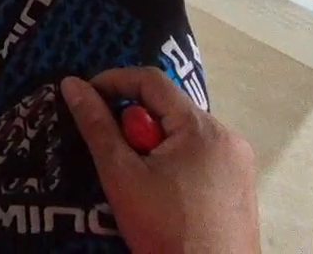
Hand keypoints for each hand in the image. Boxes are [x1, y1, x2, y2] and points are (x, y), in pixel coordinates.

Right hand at [61, 69, 260, 253]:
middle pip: (167, 106)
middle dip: (132, 120)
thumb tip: (71, 83)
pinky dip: (172, 159)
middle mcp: (228, 138)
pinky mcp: (240, 187)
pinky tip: (162, 192)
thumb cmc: (166, 232)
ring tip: (136, 175)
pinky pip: (197, 153)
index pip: (151, 81)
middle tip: (113, 149)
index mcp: (203, 129)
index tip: (87, 100)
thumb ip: (96, 124)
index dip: (113, 81)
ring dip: (151, 142)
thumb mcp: (121, 174)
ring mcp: (239, 164)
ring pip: (180, 131)